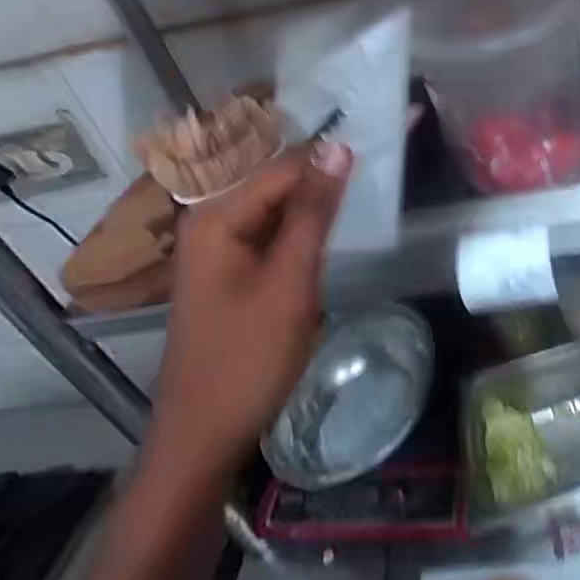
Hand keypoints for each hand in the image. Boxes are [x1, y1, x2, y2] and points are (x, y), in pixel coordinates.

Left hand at [152, 140, 353, 464]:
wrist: (202, 436)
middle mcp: (208, 221)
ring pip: (273, 206)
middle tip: (373, 164)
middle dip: (321, 173)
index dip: (330, 155)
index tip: (376, 142)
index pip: (283, 166)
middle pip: (274, 181)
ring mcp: (214, 247)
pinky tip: (328, 230)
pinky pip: (267, 231)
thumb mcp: (290, 281)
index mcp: (214, 216)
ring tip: (362, 189)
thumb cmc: (247, 358)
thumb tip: (337, 147)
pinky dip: (298, 228)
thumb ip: (313, 212)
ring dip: (313, 200)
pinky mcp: (226, 269)